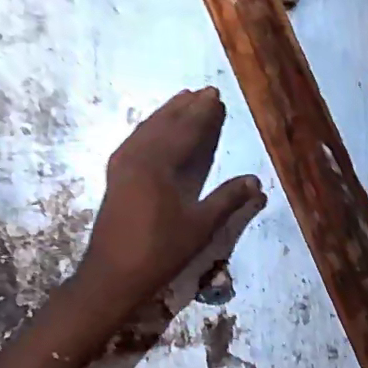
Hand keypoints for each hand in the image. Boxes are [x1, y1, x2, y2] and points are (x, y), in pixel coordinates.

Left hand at [67, 87, 263, 329]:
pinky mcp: (116, 178)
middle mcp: (137, 158)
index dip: (202, 113)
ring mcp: (122, 167)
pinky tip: (153, 129)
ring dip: (166, 114)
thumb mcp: (200, 226)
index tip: (216, 95)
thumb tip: (255, 180)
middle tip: (204, 91)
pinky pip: (135, 141)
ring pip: (146, 130)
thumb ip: (227, 199)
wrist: (111, 277)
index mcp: (157, 165)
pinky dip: (149, 128)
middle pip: (164, 124)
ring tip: (182, 100)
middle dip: (185, 107)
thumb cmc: (159, 251)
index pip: (185, 130)